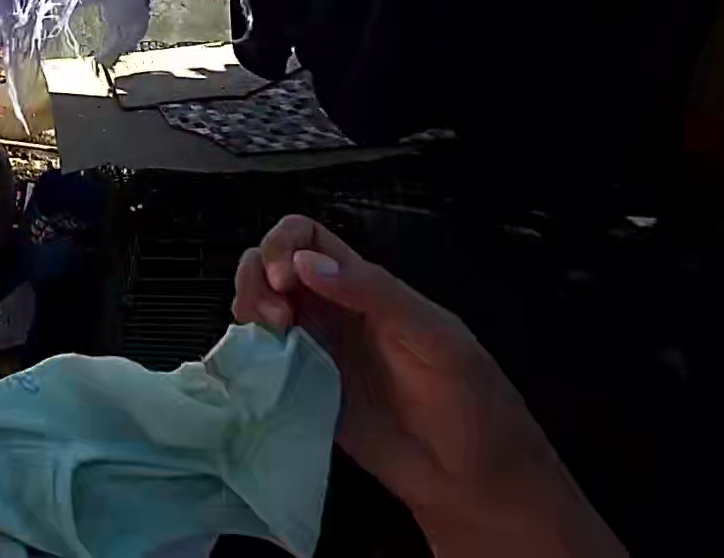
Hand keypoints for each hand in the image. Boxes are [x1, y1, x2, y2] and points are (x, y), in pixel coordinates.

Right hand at [234, 215, 624, 557]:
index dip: (283, 244)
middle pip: (267, 262)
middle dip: (256, 275)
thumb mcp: (433, 336)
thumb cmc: (470, 402)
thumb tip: (305, 263)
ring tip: (267, 335)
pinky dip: (247, 347)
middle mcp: (326, 305)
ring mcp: (310, 344)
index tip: (284, 278)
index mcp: (358, 283)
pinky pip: (257, 351)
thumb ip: (373, 291)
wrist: (477, 487)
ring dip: (248, 305)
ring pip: (256, 300)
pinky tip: (260, 361)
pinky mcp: (298, 384)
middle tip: (273, 315)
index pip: (304, 236)